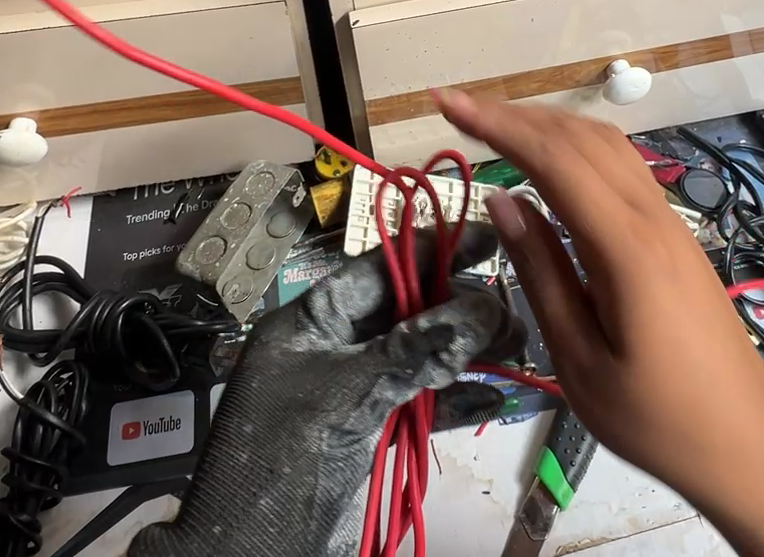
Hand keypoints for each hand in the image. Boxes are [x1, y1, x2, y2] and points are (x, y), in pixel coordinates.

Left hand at [130, 227, 522, 556]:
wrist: (248, 552)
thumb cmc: (283, 454)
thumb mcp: (347, 392)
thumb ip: (413, 349)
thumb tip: (479, 307)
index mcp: (314, 318)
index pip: (380, 269)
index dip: (433, 249)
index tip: (487, 238)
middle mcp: (337, 343)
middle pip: (408, 310)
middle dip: (459, 308)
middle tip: (511, 311)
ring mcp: (356, 386)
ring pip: (420, 355)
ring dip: (467, 352)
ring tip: (515, 348)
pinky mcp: (371, 427)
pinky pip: (420, 402)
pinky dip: (454, 399)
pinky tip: (493, 398)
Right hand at [435, 90, 763, 498]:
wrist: (749, 444)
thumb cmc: (657, 418)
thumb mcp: (579, 360)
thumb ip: (540, 272)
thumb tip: (502, 200)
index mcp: (624, 246)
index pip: (552, 159)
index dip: (496, 124)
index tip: (447, 102)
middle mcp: (649, 216)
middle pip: (576, 137)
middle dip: (512, 113)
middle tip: (455, 106)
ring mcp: (667, 219)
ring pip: (603, 142)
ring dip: (546, 122)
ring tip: (494, 122)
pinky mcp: (672, 232)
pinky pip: (620, 164)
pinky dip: (575, 143)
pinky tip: (552, 157)